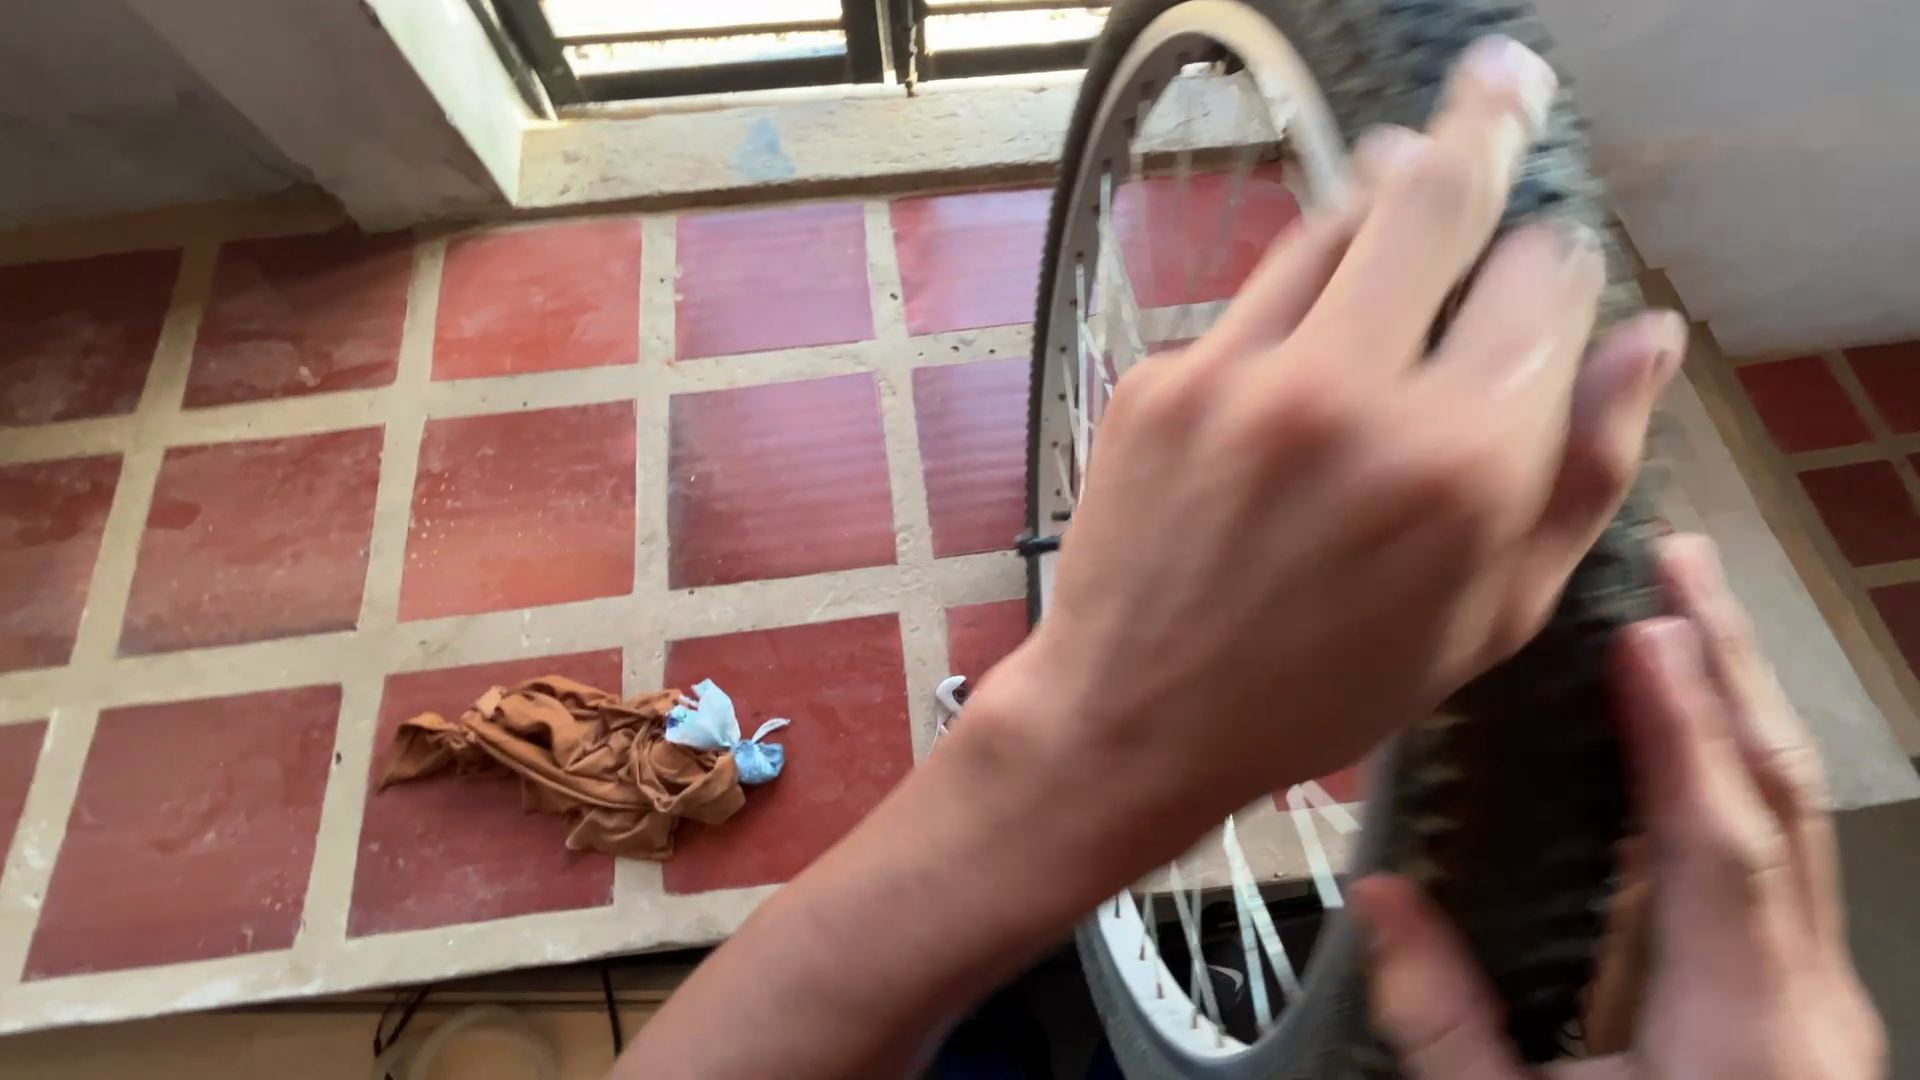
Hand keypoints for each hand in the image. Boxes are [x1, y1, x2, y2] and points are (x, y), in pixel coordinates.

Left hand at [972, 35, 1686, 826]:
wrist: (1135, 708)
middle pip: (1434, 198)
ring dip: (1372, 199)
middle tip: (1496, 86)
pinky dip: (1281, 309)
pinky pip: (1240, 311)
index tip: (1543, 258)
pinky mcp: (1151, 384)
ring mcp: (1231, 378)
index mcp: (1460, 464)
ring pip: (1325, 229)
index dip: (1553, 261)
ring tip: (1398, 171)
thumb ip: (1579, 477)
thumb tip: (1647, 340)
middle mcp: (1346, 396)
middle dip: (1480, 132)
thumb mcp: (1482, 619)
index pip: (1544, 285)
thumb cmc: (1313, 691)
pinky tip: (1287, 344)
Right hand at [1351, 534, 1886, 1079]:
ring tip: (1687, 608)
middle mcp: (1802, 988)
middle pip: (1784, 802)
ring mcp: (1806, 979)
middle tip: (1686, 568)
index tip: (1646, 637)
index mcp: (1746, 1030)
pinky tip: (1683, 715)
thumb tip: (1379, 898)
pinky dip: (1726, 752)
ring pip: (1790, 809)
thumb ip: (1448, 1019)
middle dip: (1733, 672)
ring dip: (1734, 696)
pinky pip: (1766, 835)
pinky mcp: (1784, 974)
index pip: (1720, 850)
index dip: (1683, 736)